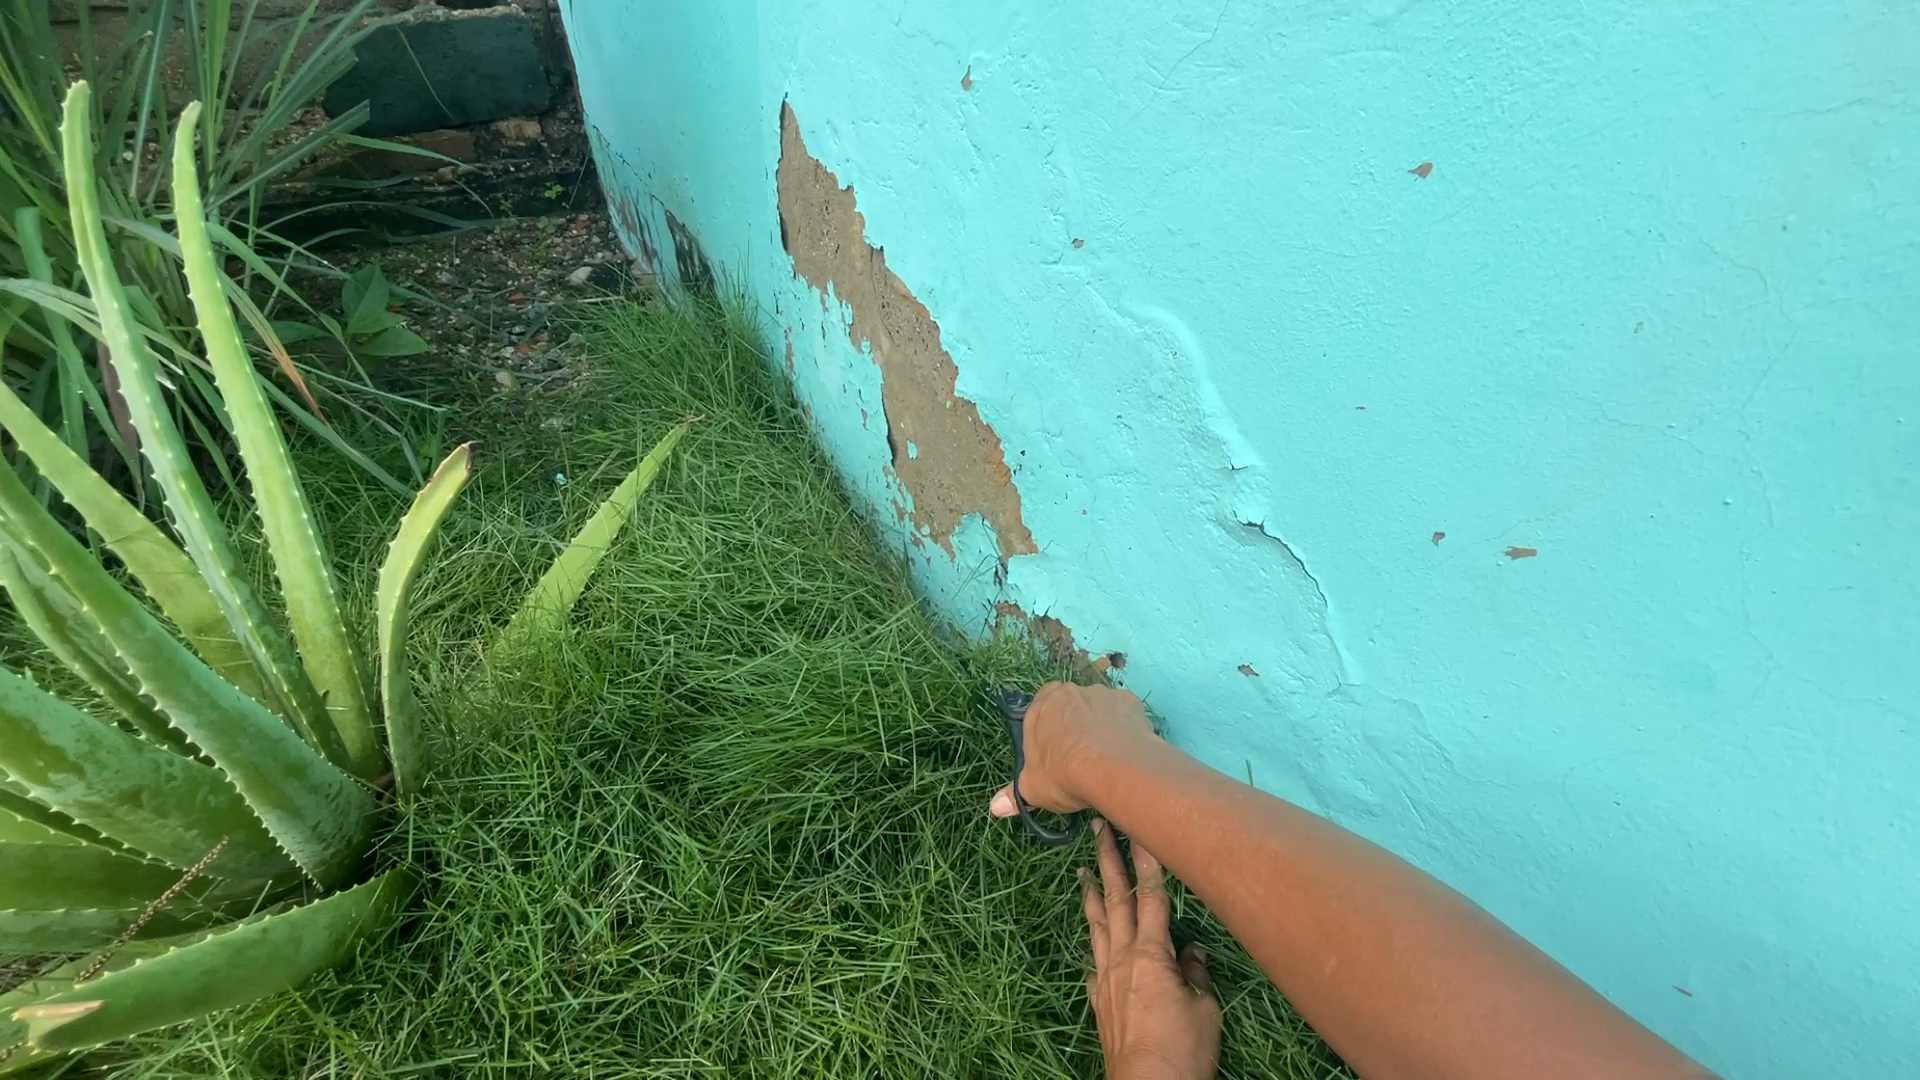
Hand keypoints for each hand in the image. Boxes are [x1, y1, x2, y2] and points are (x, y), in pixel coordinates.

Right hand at [989, 683, 1153, 817]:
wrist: (1113, 769)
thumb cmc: (1064, 775)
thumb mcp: (1033, 789)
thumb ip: (1013, 794)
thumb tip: (995, 807)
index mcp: (1039, 707)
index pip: (1038, 710)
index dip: (1047, 729)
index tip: (1053, 750)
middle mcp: (1068, 693)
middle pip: (1068, 705)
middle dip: (1073, 723)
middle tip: (1079, 753)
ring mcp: (1100, 694)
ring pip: (1097, 706)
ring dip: (1100, 723)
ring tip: (1106, 753)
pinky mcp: (1128, 700)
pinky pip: (1123, 711)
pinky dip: (1124, 725)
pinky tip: (1125, 746)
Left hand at [1083, 819, 1220, 1079]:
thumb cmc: (1183, 1050)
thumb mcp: (1205, 1011)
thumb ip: (1195, 974)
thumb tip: (1191, 952)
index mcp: (1151, 954)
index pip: (1150, 897)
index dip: (1146, 861)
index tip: (1138, 830)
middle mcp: (1122, 956)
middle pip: (1115, 898)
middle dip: (1108, 860)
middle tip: (1099, 829)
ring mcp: (1105, 975)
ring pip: (1097, 923)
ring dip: (1091, 893)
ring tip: (1082, 870)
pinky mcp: (1098, 997)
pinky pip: (1095, 961)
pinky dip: (1096, 944)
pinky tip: (1094, 940)